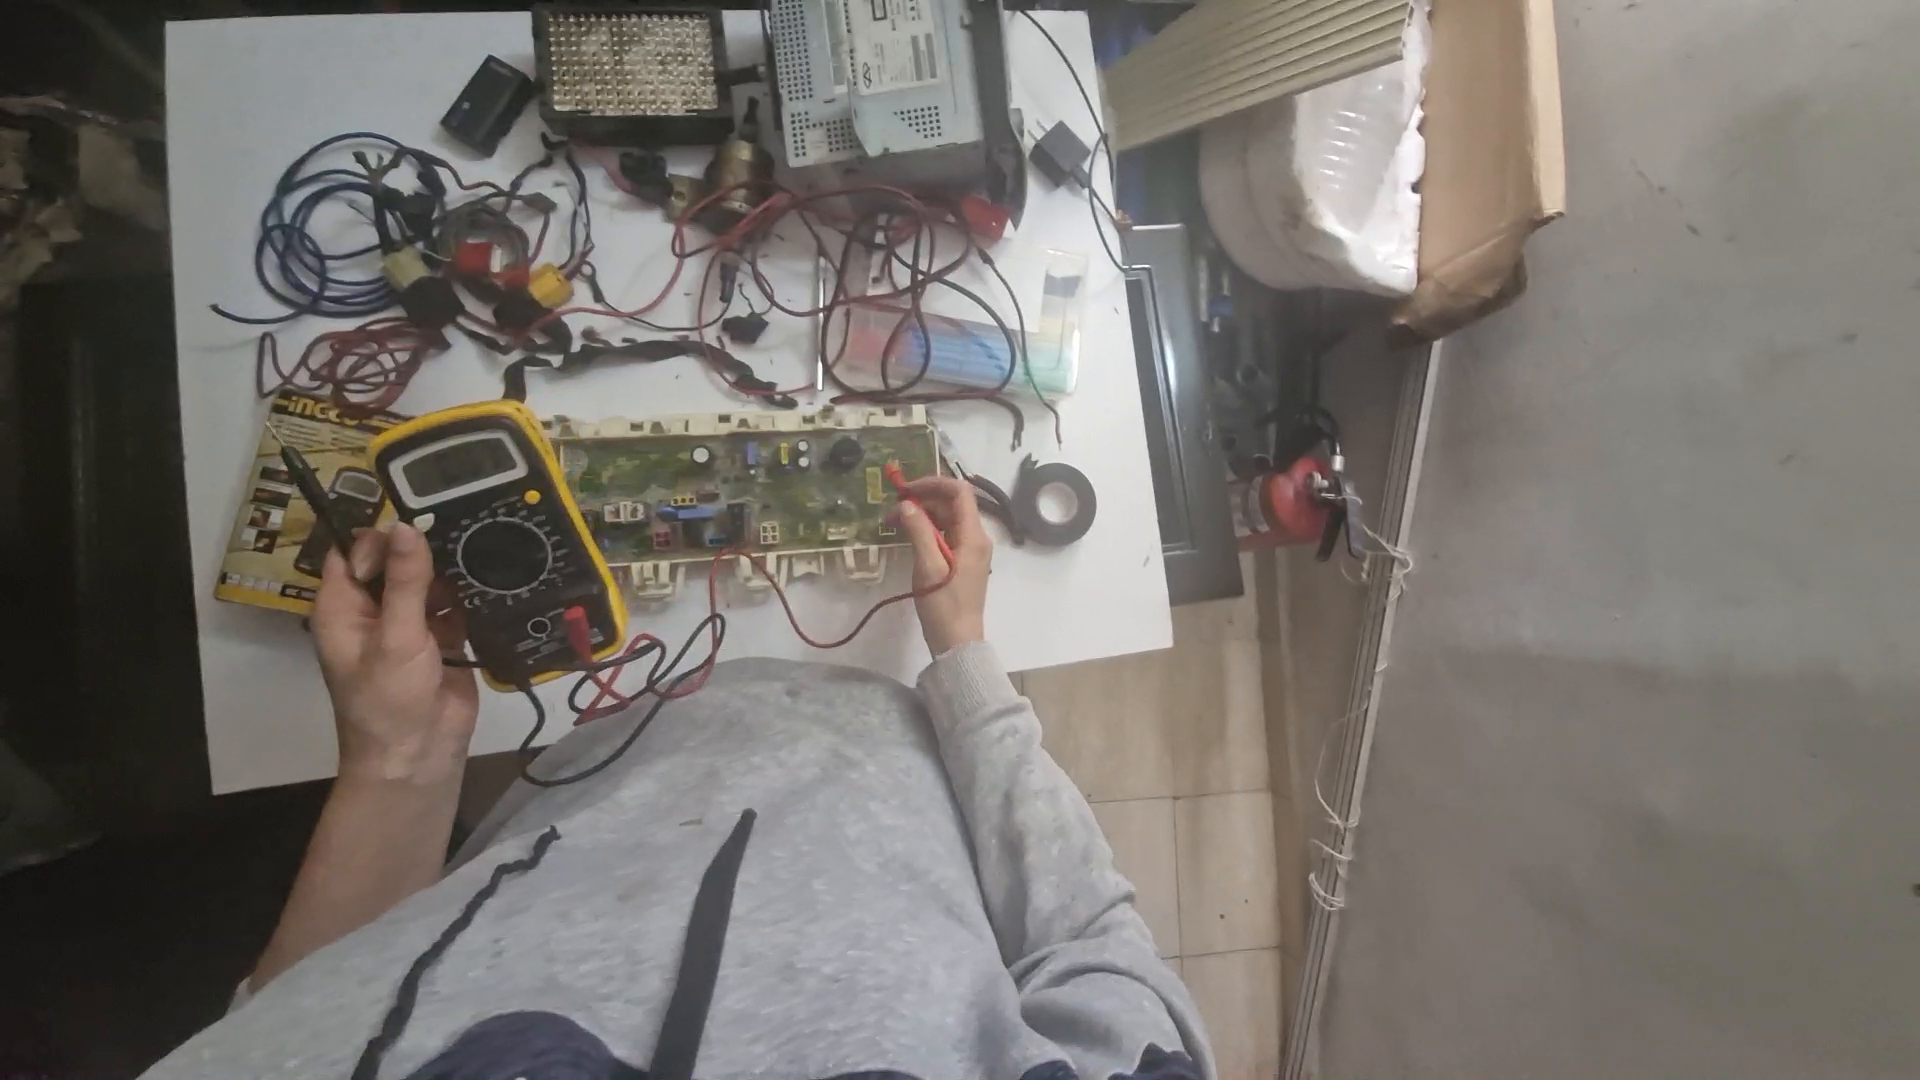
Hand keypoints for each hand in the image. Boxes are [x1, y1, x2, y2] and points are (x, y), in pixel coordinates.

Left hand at [311, 523, 477, 784]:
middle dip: (425, 547)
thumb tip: (406, 527)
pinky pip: (459, 607)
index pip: (355, 554)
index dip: (381, 534)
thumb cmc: (388, 697)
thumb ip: (404, 581)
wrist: (420, 752)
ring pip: (432, 583)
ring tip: (485, 542)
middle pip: (397, 564)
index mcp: (344, 609)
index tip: (421, 514)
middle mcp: (376, 611)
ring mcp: (413, 626)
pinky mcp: (447, 640)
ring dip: (454, 571)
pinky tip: (495, 576)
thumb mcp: (395, 636)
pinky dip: (473, 595)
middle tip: (463, 521)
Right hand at [892, 476, 991, 655]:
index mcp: (973, 536)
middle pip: (953, 504)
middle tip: (892, 509)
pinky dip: (927, 530)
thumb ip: (919, 531)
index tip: (906, 489)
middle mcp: (977, 538)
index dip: (933, 483)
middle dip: (923, 500)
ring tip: (894, 523)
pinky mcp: (963, 561)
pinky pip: (947, 534)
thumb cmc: (943, 606)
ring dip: (923, 515)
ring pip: (948, 519)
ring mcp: (971, 550)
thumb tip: (906, 504)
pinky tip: (908, 536)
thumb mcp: (928, 567)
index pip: (960, 491)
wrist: (958, 642)